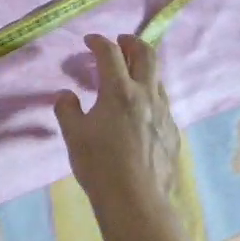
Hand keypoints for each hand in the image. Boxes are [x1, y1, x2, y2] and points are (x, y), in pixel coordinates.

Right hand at [53, 33, 179, 224]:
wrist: (137, 200)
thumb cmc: (99, 165)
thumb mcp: (73, 135)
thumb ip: (67, 109)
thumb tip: (67, 95)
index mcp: (119, 91)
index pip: (110, 53)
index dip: (99, 42)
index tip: (89, 41)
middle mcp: (146, 95)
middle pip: (146, 55)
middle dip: (132, 42)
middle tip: (120, 41)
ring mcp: (164, 113)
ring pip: (158, 79)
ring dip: (143, 68)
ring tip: (129, 74)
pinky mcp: (172, 132)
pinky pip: (162, 103)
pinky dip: (149, 94)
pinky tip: (138, 111)